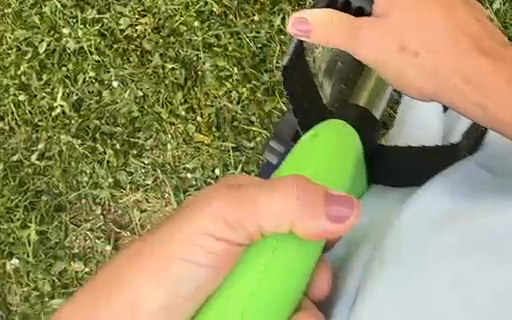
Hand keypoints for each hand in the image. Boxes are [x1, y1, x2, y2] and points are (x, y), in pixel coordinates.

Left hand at [57, 174, 358, 319]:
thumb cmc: (162, 270)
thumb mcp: (224, 216)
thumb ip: (285, 203)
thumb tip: (349, 205)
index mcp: (248, 211)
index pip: (305, 207)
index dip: (325, 224)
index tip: (333, 244)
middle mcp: (252, 253)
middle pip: (309, 264)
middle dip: (316, 281)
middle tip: (312, 290)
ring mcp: (247, 296)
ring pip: (300, 303)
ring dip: (302, 312)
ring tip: (288, 315)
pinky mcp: (248, 319)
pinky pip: (286, 318)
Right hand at [286, 0, 511, 120]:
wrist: (483, 75)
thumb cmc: (422, 57)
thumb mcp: (367, 45)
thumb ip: (331, 28)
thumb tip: (293, 18)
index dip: (365, 27)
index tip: (375, 50)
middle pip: (390, 1)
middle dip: (388, 29)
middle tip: (397, 58)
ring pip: (415, 10)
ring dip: (412, 33)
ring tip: (419, 61)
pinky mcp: (469, 5)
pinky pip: (439, 18)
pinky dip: (434, 35)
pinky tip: (438, 58)